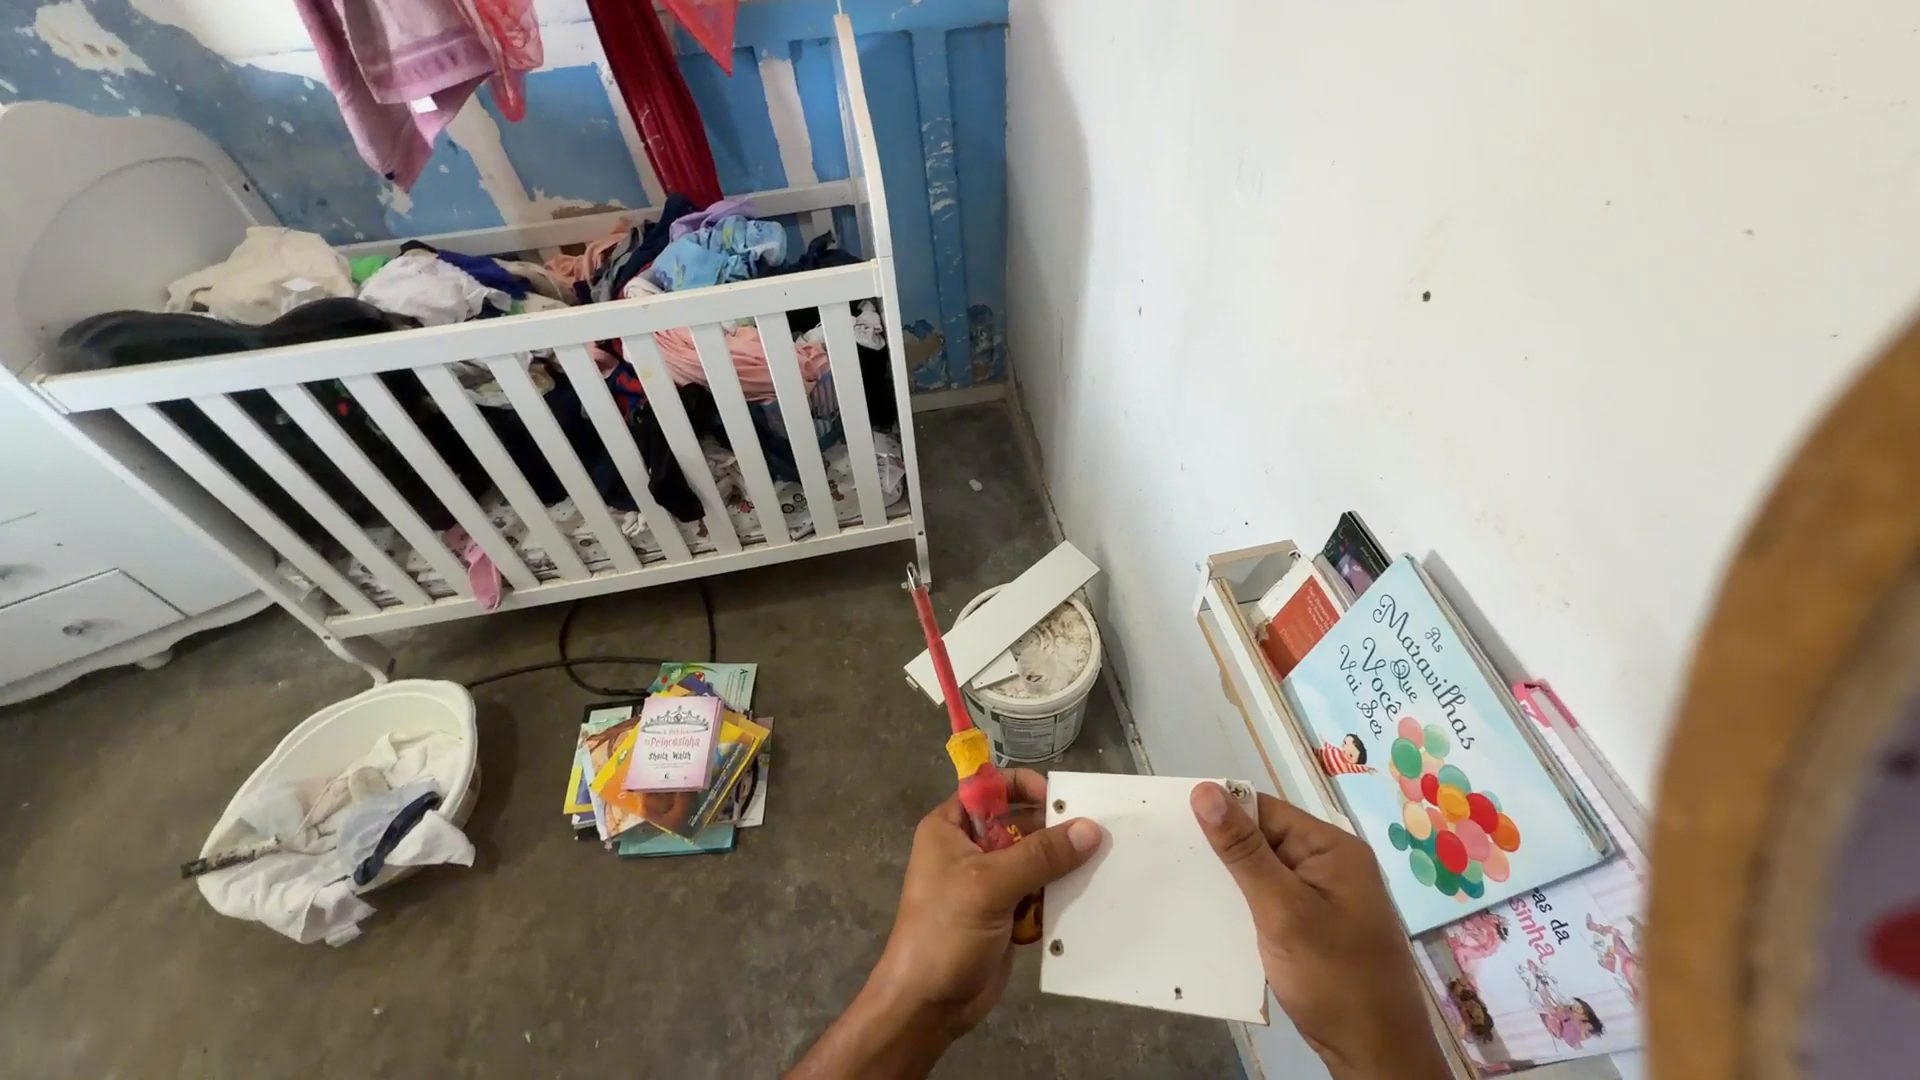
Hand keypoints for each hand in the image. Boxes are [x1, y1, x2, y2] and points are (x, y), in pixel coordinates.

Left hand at [868, 769, 1103, 1035]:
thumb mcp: (990, 884)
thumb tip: (1090, 828)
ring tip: (1100, 863)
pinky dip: (1058, 893)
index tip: (1059, 799)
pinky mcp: (1006, 912)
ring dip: (1061, 864)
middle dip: (1053, 829)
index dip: (1023, 786)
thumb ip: (1040, 855)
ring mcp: (989, 881)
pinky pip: (1040, 891)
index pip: (990, 788)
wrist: (928, 1005)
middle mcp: (970, 847)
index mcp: (951, 826)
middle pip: (1019, 822)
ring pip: (1034, 858)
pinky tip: (1085, 895)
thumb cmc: (945, 931)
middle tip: (1096, 833)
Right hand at [1191, 782, 1448, 1079]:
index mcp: (1332, 848)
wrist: (1379, 1060)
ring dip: (1232, 877)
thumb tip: (1204, 790)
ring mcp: (1325, 896)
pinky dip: (1246, 902)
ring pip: (1264, 869)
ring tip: (1187, 881)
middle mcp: (1331, 864)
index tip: (1175, 823)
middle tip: (1174, 856)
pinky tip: (1218, 912)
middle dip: (1224, 847)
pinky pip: (1272, 896)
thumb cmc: (1335, 979)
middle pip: (1264, 836)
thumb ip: (1243, 850)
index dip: (1222, 813)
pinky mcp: (1315, 925)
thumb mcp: (1282, 910)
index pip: (1265, 809)